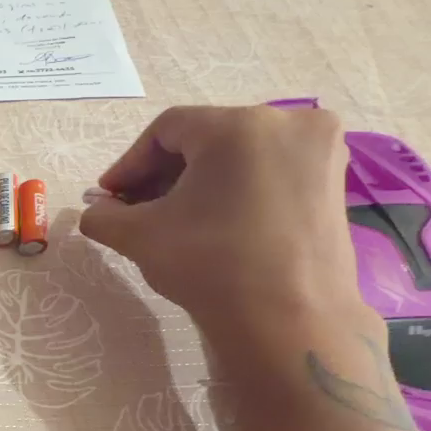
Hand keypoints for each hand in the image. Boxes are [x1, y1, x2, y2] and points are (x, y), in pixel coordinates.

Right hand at [80, 105, 375, 349]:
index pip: (167, 129)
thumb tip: (99, 210)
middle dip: (161, 173)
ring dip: (194, 180)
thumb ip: (102, 215)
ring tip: (169, 218)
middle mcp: (289, 121)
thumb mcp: (135, 235)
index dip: (128, 163)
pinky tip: (209, 219)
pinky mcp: (331, 174)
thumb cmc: (206, 260)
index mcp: (239, 126)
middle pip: (204, 136)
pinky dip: (230, 185)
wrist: (285, 309)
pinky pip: (266, 166)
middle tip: (132, 209)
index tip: (106, 198)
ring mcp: (319, 147)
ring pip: (236, 152)